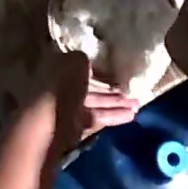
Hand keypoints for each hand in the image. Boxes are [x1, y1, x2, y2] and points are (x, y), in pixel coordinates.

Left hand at [26, 51, 140, 157]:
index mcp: (57, 69)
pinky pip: (97, 118)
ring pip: (96, 104)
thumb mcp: (75, 62)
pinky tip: (131, 115)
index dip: (98, 71)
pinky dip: (113, 116)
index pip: (80, 69)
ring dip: (117, 104)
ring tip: (138, 105)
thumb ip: (84, 61)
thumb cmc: (61, 86)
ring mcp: (68, 108)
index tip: (115, 74)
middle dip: (111, 90)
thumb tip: (90, 67)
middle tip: (131, 92)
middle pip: (90, 88)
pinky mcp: (75, 127)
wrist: (49, 122)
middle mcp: (62, 88)